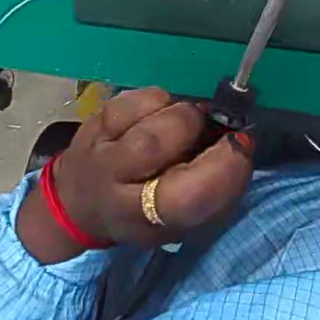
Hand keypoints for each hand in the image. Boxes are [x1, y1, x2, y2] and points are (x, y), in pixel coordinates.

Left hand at [17, 87, 254, 263]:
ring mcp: (101, 150)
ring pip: (144, 116)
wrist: (80, 201)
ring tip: (186, 123)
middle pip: (157, 145)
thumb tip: (239, 143)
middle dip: (197, 129)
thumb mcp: (180, 221)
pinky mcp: (95, 121)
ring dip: (180, 112)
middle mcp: (116, 187)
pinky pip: (135, 97)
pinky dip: (158, 99)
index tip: (239, 146)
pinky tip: (159, 114)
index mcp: (148, 222)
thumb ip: (213, 190)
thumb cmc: (145, 213)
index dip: (223, 167)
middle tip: (212, 129)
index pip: (188, 197)